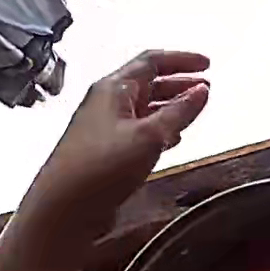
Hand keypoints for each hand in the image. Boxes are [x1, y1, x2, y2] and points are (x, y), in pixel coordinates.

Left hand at [18, 50, 211, 249]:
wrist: (62, 210)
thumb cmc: (103, 166)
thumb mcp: (149, 136)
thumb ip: (179, 112)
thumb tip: (202, 90)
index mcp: (114, 88)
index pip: (152, 60)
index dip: (181, 59)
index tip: (207, 64)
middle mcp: (107, 102)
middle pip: (148, 82)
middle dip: (179, 83)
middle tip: (205, 88)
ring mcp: (105, 127)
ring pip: (144, 107)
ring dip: (171, 106)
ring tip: (195, 111)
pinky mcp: (105, 151)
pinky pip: (138, 130)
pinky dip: (160, 129)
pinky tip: (173, 140)